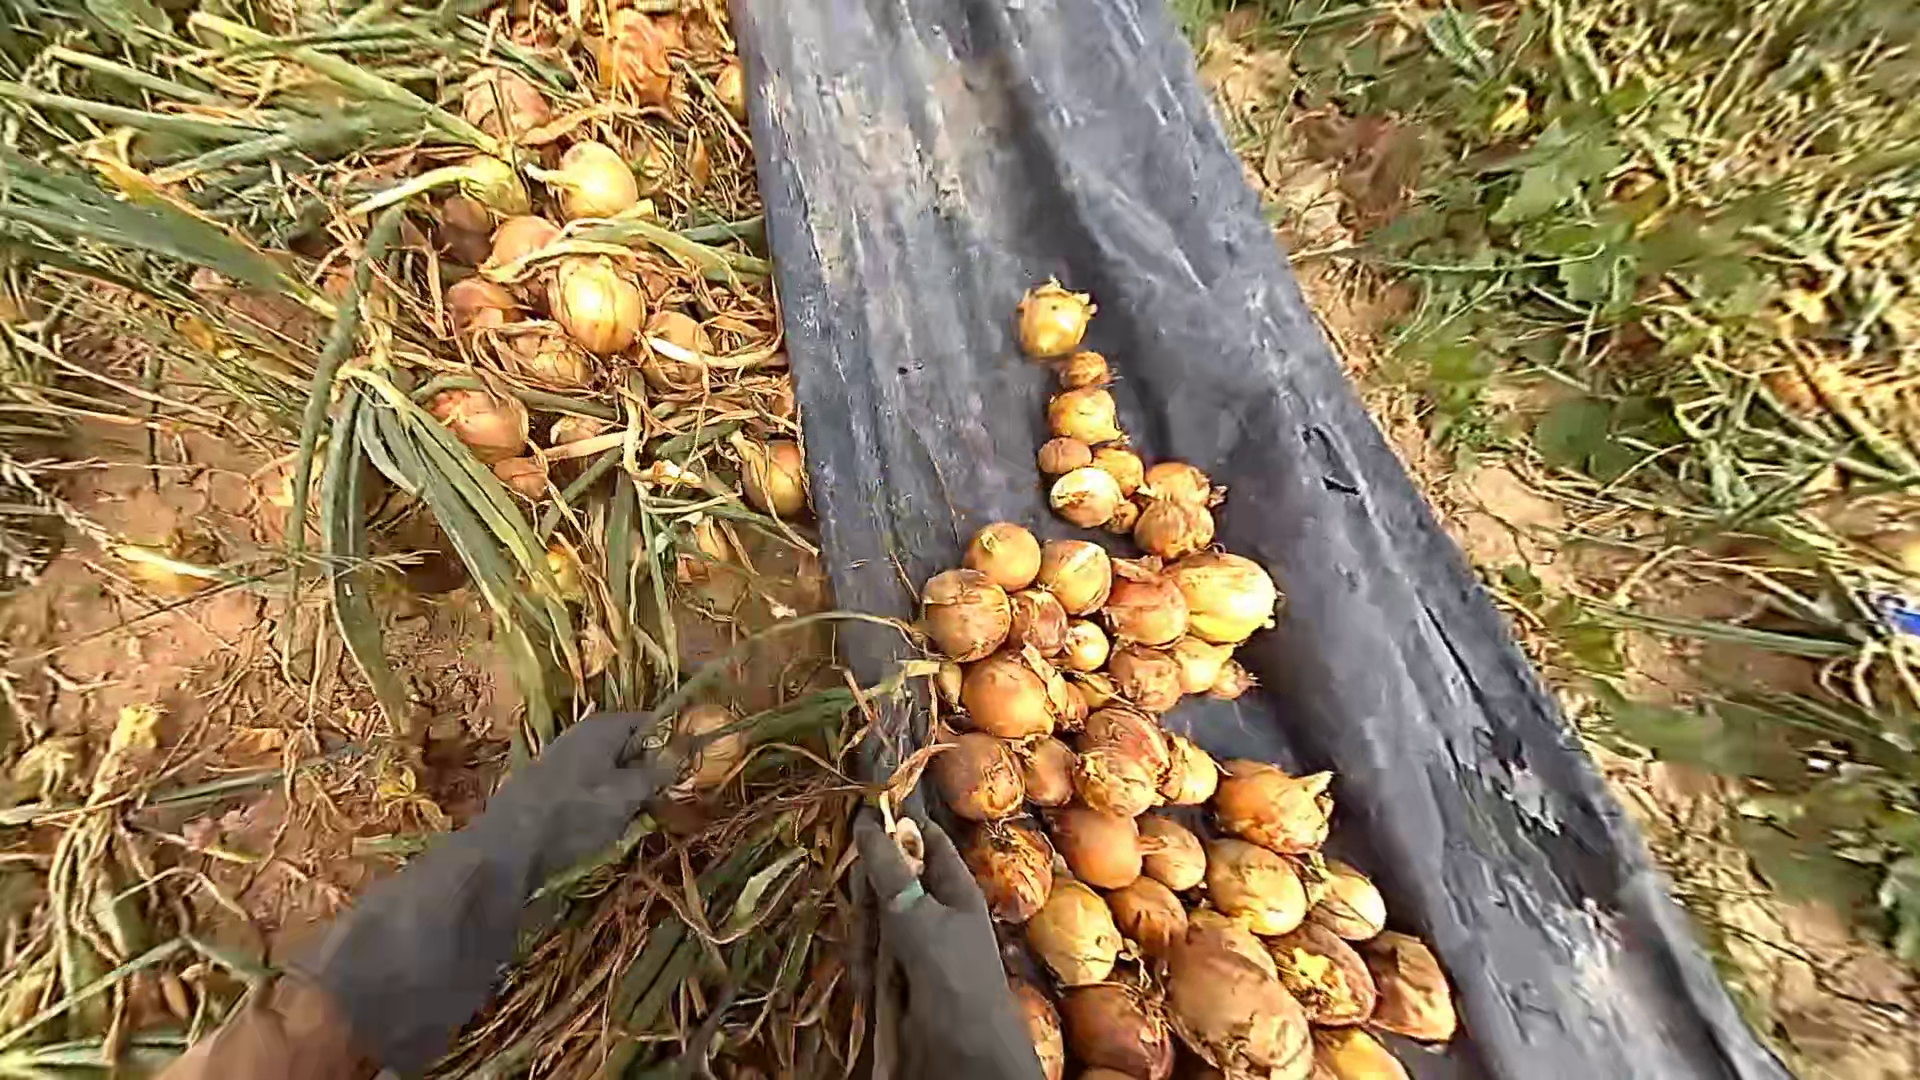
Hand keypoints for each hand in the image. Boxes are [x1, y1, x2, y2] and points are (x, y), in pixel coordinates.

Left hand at [466, 711, 667, 880]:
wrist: (502, 853)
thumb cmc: (575, 813)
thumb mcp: (628, 794)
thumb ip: (658, 773)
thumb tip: (680, 757)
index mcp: (604, 726)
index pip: (652, 722)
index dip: (672, 743)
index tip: (685, 768)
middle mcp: (581, 735)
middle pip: (629, 747)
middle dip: (648, 771)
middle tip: (662, 797)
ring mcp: (560, 761)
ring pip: (608, 770)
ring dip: (625, 791)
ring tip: (635, 817)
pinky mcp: (545, 789)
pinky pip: (587, 788)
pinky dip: (600, 803)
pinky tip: (602, 828)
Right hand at [854, 811, 1041, 1079]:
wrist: (966, 1066)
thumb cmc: (955, 982)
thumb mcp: (921, 919)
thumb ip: (891, 873)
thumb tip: (867, 819)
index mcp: (954, 886)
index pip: (926, 837)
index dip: (898, 824)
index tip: (863, 818)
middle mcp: (936, 908)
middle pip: (892, 878)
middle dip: (872, 896)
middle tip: (867, 913)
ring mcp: (917, 943)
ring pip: (877, 917)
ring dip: (867, 940)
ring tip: (874, 969)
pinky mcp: (900, 976)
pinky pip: (873, 954)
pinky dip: (867, 969)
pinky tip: (872, 989)